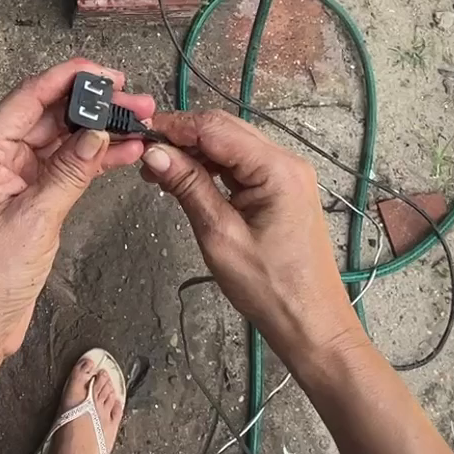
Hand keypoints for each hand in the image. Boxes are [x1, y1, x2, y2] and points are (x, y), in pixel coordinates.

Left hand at [0, 60, 153, 365]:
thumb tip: (98, 132)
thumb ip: (68, 173)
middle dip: (93, 105)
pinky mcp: (30, 198)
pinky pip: (64, 168)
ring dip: (98, 132)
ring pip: (61, 140)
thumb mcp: (33, 221)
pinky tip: (124, 153)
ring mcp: (15, 177)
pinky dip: (92, 160)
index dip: (68, 78)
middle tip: (136, 101)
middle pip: (49, 115)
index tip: (106, 72)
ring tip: (140, 124)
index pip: (29, 97)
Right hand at [141, 110, 360, 366]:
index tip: (140, 133)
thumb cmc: (270, 288)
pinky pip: (239, 162)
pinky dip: (210, 165)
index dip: (174, 126)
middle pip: (223, 128)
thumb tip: (154, 152)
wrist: (313, 327)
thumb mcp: (220, 235)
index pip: (215, 128)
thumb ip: (188, 186)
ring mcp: (285, 173)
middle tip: (144, 151)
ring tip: (158, 168)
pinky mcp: (281, 187)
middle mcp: (285, 160)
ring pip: (230, 143)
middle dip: (181, 135)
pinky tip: (186, 177)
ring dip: (193, 150)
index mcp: (276, 168)